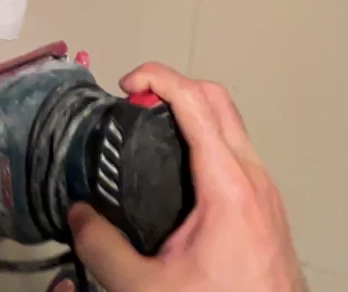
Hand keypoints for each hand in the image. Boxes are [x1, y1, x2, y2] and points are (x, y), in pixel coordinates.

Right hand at [64, 63, 303, 291]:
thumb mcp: (149, 289)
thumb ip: (104, 248)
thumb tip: (78, 215)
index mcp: (228, 186)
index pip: (195, 101)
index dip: (157, 77)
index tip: (126, 84)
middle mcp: (254, 179)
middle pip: (216, 97)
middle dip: (173, 84)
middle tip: (136, 100)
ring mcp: (266, 192)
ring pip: (230, 122)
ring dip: (191, 109)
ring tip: (152, 127)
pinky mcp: (268, 208)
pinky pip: (237, 150)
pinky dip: (206, 136)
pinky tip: (179, 166)